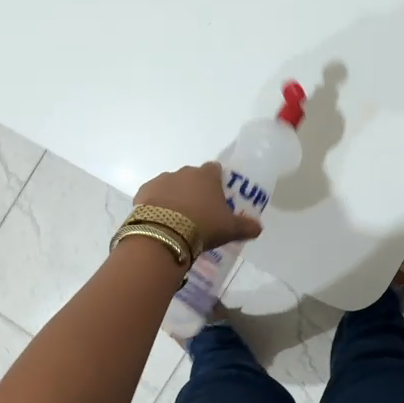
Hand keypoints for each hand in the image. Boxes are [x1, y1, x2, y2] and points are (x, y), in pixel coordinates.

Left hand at [133, 163, 262, 252]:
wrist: (165, 233)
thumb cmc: (203, 226)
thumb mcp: (230, 229)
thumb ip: (246, 226)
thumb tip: (259, 227)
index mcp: (207, 175)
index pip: (215, 169)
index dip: (216, 182)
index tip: (216, 197)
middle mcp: (185, 172)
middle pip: (192, 177)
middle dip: (194, 190)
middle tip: (198, 212)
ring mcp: (162, 179)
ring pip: (171, 185)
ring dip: (174, 196)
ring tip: (176, 219)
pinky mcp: (144, 191)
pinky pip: (152, 195)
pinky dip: (155, 204)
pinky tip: (159, 220)